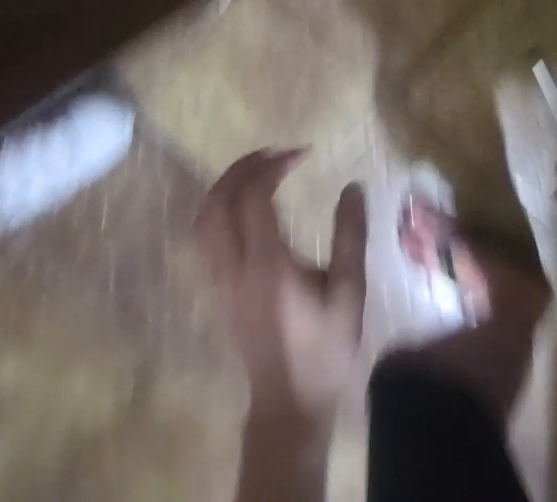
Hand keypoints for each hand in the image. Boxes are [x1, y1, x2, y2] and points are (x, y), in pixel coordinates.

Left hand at [194, 148, 367, 427]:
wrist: (290, 403)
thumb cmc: (325, 350)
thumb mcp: (349, 292)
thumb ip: (350, 236)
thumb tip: (353, 187)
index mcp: (266, 264)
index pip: (254, 196)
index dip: (273, 166)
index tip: (302, 154)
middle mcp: (234, 266)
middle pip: (219, 200)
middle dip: (244, 167)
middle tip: (277, 154)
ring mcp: (219, 279)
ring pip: (203, 218)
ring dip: (225, 185)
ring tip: (256, 172)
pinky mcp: (217, 290)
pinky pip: (203, 236)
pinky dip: (217, 208)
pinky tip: (242, 208)